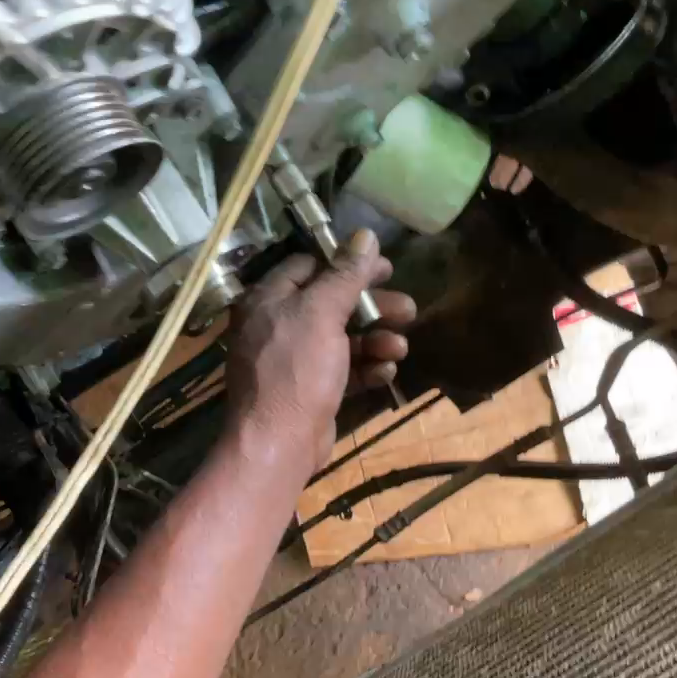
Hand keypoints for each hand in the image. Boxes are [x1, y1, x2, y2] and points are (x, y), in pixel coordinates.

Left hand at [223, 228, 415, 467]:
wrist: (277, 443)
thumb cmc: (295, 370)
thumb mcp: (322, 313)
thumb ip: (345, 275)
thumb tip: (365, 235)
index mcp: (268, 300)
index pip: (309, 266)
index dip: (348, 264)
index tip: (385, 268)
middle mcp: (276, 326)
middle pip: (332, 304)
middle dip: (372, 307)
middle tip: (408, 309)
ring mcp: (292, 361)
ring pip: (341, 339)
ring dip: (375, 340)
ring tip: (400, 347)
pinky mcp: (309, 391)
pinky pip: (342, 370)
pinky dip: (365, 368)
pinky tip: (386, 372)